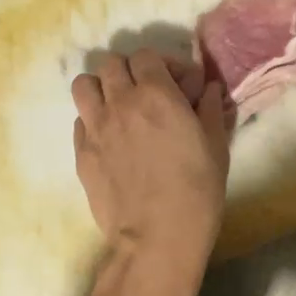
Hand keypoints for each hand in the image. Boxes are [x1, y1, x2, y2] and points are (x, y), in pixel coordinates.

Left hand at [72, 49, 230, 295]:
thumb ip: (211, 108)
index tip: (175, 82)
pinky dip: (91, 121)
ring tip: (116, 107)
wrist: (157, 240)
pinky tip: (108, 139)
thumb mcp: (217, 145)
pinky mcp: (81, 153)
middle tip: (144, 92)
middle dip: (128, 71)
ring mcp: (95, 127)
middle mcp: (120, 101)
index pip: (145, 55)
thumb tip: (210, 87)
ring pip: (84, 85)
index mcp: (155, 93)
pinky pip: (79, 121)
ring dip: (99, 89)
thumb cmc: (195, 190)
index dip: (160, 64)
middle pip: (111, 64)